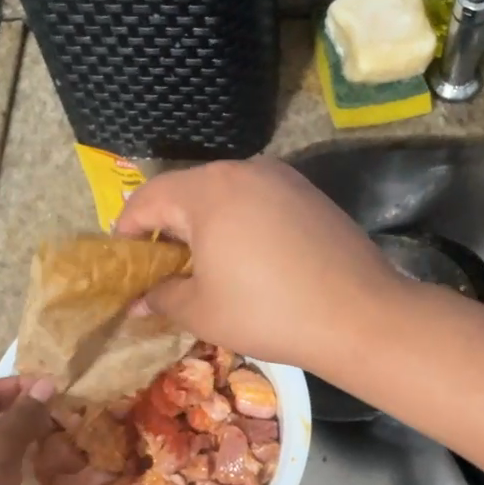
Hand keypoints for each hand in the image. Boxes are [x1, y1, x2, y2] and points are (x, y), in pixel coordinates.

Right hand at [113, 159, 407, 370]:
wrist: (359, 315)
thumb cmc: (268, 312)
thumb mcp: (202, 311)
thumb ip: (162, 296)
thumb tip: (140, 298)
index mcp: (208, 189)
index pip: (148, 198)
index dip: (128, 229)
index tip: (125, 262)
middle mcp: (244, 169)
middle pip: (188, 192)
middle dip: (169, 229)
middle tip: (165, 271)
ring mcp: (283, 178)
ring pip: (226, 195)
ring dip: (207, 226)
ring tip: (208, 268)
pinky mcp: (310, 193)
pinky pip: (259, 201)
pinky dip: (242, 224)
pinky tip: (251, 260)